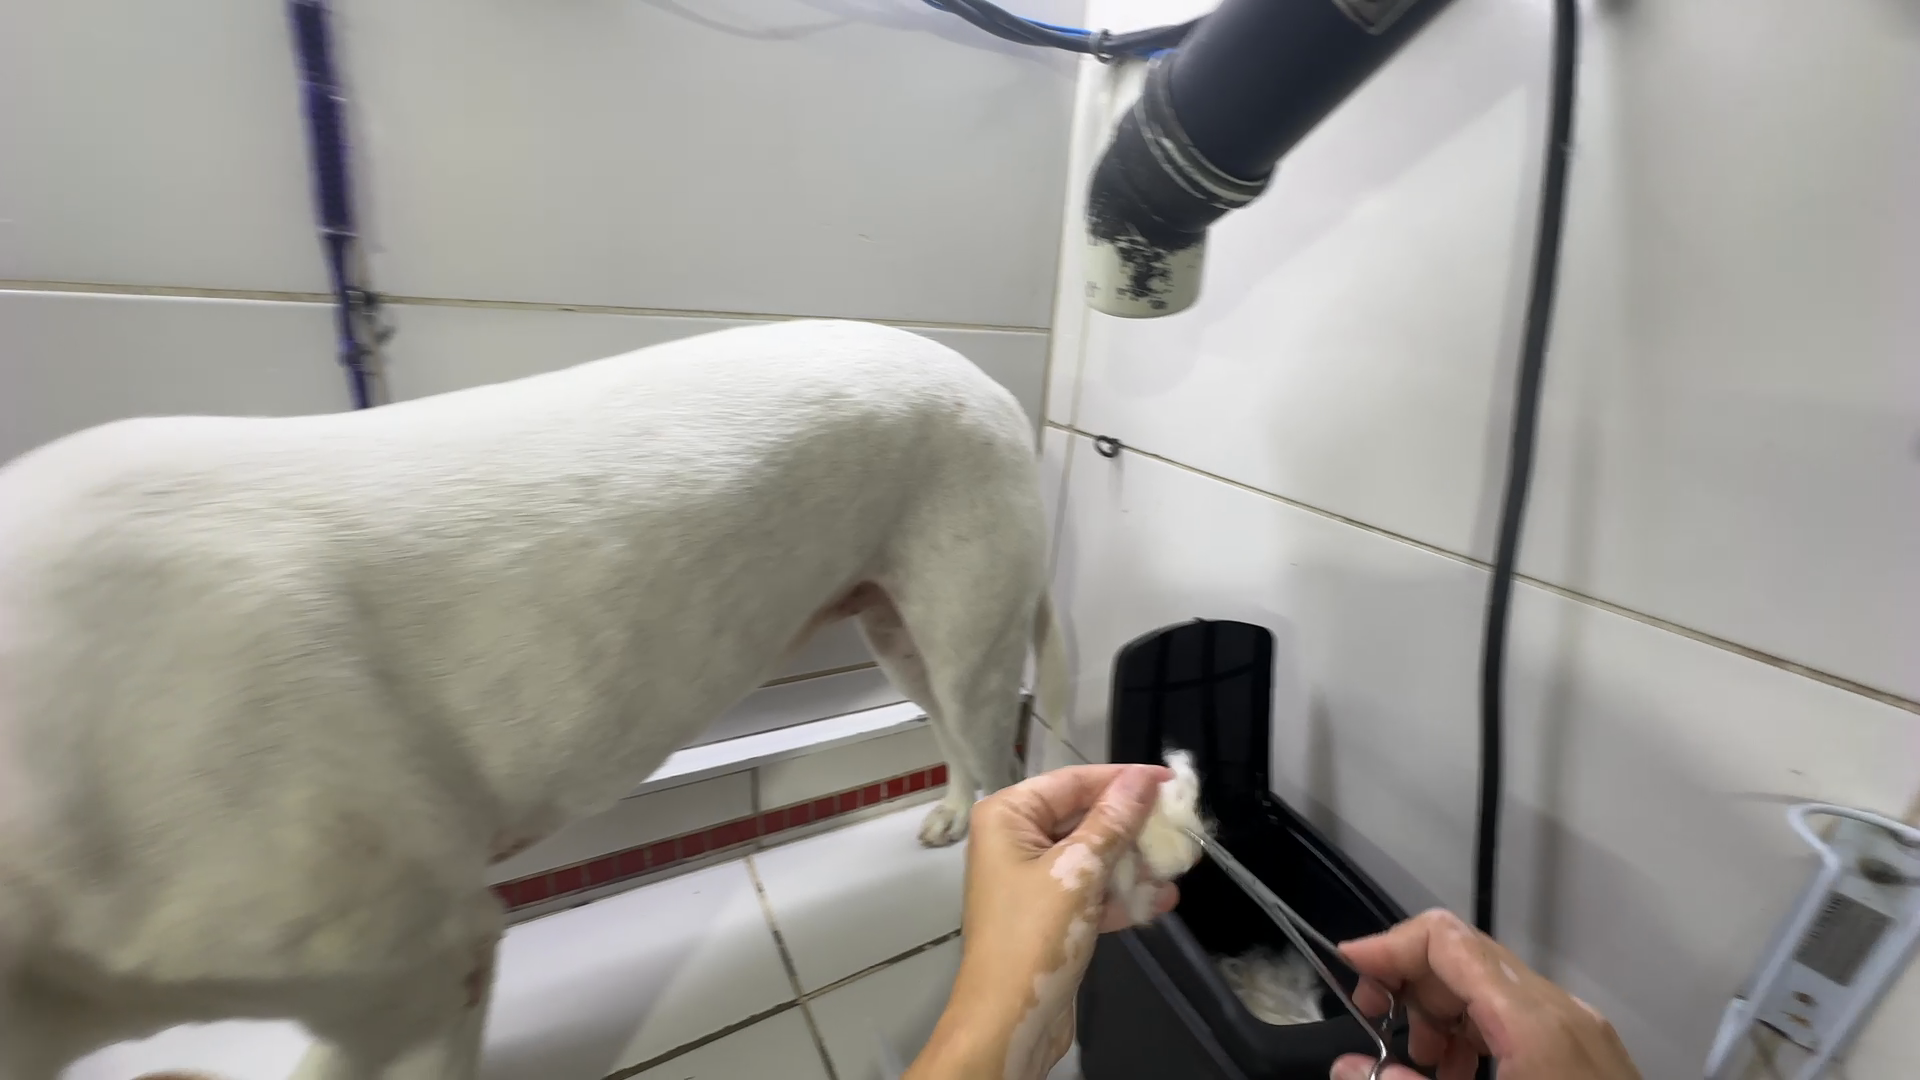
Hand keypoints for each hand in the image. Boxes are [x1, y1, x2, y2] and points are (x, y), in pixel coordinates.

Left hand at [907, 764, 1175, 1079]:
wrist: (1007, 1025)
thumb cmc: (1033, 939)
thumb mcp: (1078, 872)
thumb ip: (1113, 823)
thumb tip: (1142, 780)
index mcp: (1009, 816)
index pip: (1072, 781)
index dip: (1122, 779)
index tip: (1168, 779)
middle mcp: (1016, 838)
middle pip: (1083, 815)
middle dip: (1131, 824)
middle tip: (1179, 822)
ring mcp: (1031, 877)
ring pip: (1091, 854)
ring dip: (1132, 860)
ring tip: (1179, 861)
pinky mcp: (1048, 913)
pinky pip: (1089, 889)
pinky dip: (1120, 893)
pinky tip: (1161, 898)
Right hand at [1330, 909, 1641, 1079]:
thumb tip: (1346, 1066)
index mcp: (1535, 1022)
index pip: (1443, 938)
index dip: (1386, 945)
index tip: (1350, 971)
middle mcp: (1562, 1013)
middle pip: (1460, 955)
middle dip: (1406, 980)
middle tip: (1374, 1019)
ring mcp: (1582, 1034)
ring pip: (1485, 985)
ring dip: (1436, 1009)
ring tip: (1416, 1060)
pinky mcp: (1590, 1058)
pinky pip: (1515, 1017)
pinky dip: (1472, 1031)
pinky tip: (1457, 1074)